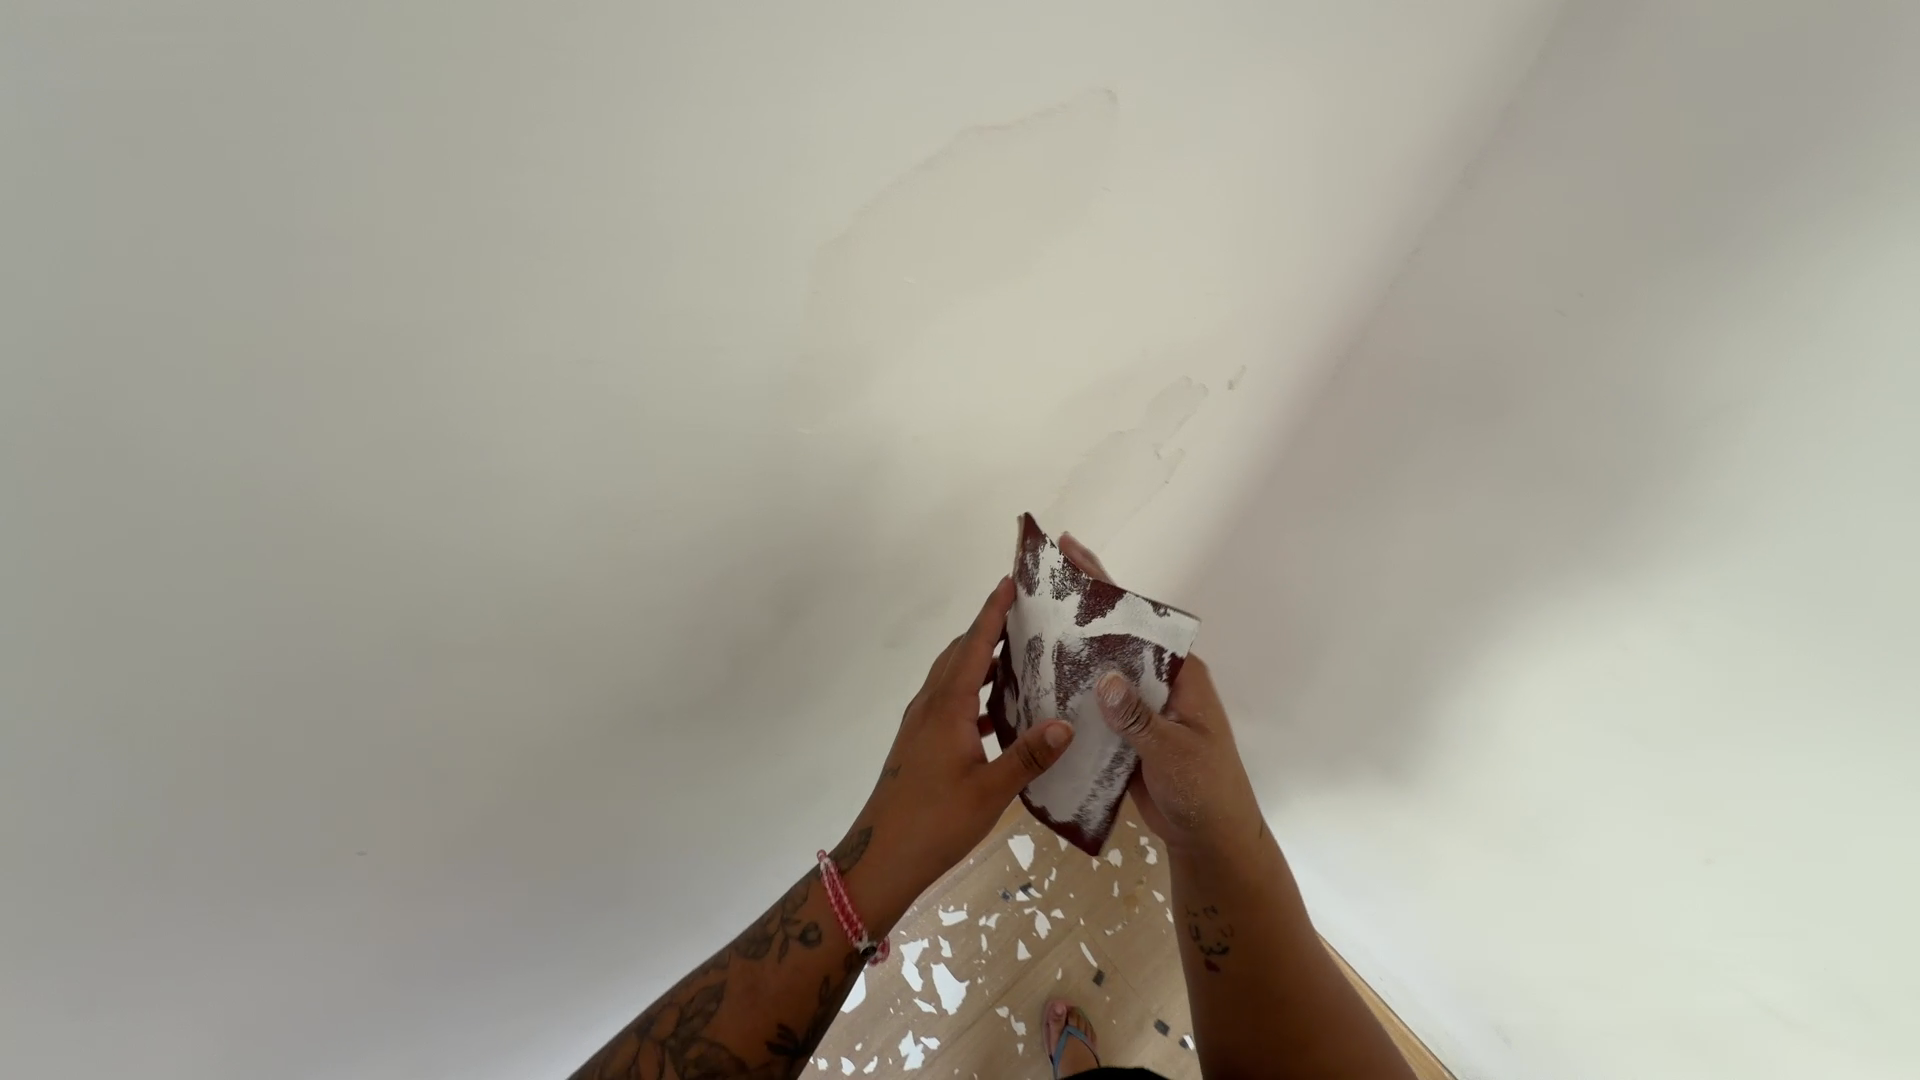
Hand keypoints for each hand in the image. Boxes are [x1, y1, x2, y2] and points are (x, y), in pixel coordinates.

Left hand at [848, 577, 1075, 905]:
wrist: (881, 858)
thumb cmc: (934, 822)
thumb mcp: (990, 791)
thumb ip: (1028, 756)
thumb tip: (1067, 723)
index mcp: (946, 706)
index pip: (974, 646)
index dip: (992, 613)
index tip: (1009, 582)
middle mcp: (930, 705)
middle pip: (960, 654)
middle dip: (989, 630)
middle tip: (1025, 616)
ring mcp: (922, 724)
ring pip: (953, 677)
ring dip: (981, 661)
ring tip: (1018, 656)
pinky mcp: (921, 742)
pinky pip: (951, 701)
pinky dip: (975, 693)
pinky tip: (1000, 711)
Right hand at [1057, 534, 1265, 853]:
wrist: (1208, 838)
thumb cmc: (1206, 789)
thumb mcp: (1176, 751)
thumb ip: (1140, 717)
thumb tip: (1104, 678)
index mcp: (1179, 674)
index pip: (1140, 619)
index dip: (1104, 584)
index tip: (1071, 550)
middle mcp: (1156, 680)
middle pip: (1114, 635)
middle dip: (1079, 606)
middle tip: (1036, 579)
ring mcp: (1137, 705)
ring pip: (1098, 667)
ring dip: (1068, 648)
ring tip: (1025, 622)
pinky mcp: (1121, 731)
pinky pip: (1090, 702)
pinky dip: (1065, 689)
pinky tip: (1033, 680)